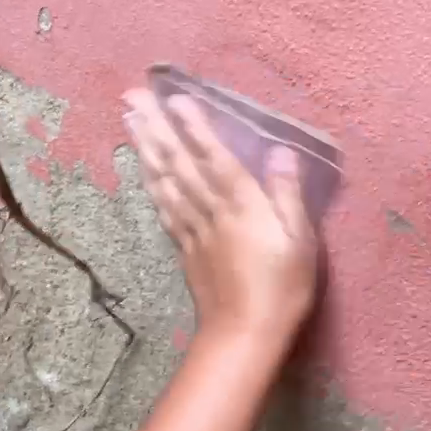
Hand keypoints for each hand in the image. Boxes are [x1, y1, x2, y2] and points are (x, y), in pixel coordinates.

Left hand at [122, 89, 317, 348]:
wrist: (246, 335)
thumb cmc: (284, 287)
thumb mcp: (301, 241)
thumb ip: (287, 193)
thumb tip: (281, 151)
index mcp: (244, 206)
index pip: (215, 157)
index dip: (195, 127)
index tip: (174, 97)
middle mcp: (213, 211)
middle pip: (180, 163)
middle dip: (156, 127)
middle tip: (132, 95)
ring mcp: (194, 230)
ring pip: (165, 181)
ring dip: (146, 148)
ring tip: (129, 119)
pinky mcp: (185, 248)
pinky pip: (164, 208)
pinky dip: (151, 183)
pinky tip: (143, 169)